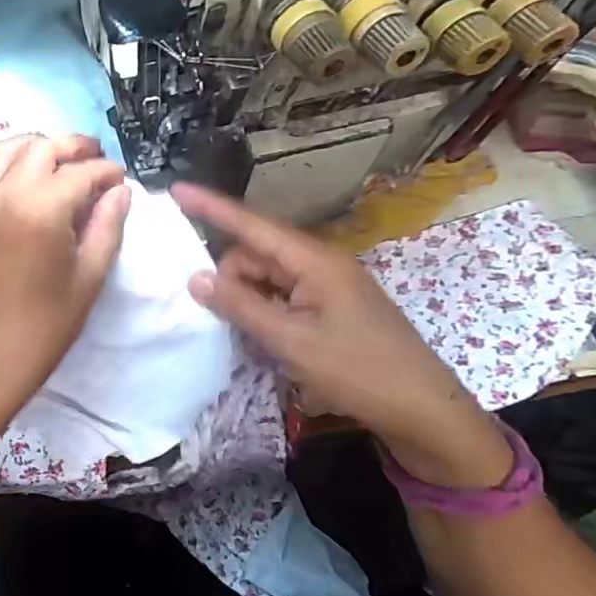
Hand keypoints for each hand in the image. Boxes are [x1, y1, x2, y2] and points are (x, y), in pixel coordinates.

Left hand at [0, 135, 130, 414]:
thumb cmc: (46, 325)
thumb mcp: (89, 277)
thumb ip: (107, 227)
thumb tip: (120, 193)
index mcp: (41, 209)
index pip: (81, 172)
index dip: (107, 172)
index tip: (121, 181)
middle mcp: (5, 194)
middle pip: (42, 147)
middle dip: (74, 148)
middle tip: (96, 162)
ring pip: (6, 150)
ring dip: (37, 148)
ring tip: (60, 164)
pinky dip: (7, 166)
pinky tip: (25, 183)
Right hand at [171, 183, 509, 485]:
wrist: (419, 407)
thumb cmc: (357, 370)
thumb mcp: (291, 341)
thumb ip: (241, 307)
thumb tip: (196, 278)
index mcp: (313, 260)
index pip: (251, 225)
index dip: (212, 207)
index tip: (176, 189)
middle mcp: (319, 263)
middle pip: (256, 255)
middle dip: (229, 278)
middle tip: (217, 317)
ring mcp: (328, 285)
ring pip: (269, 278)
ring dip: (247, 299)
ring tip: (242, 335)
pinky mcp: (331, 307)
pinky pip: (284, 297)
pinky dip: (265, 312)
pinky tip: (261, 338)